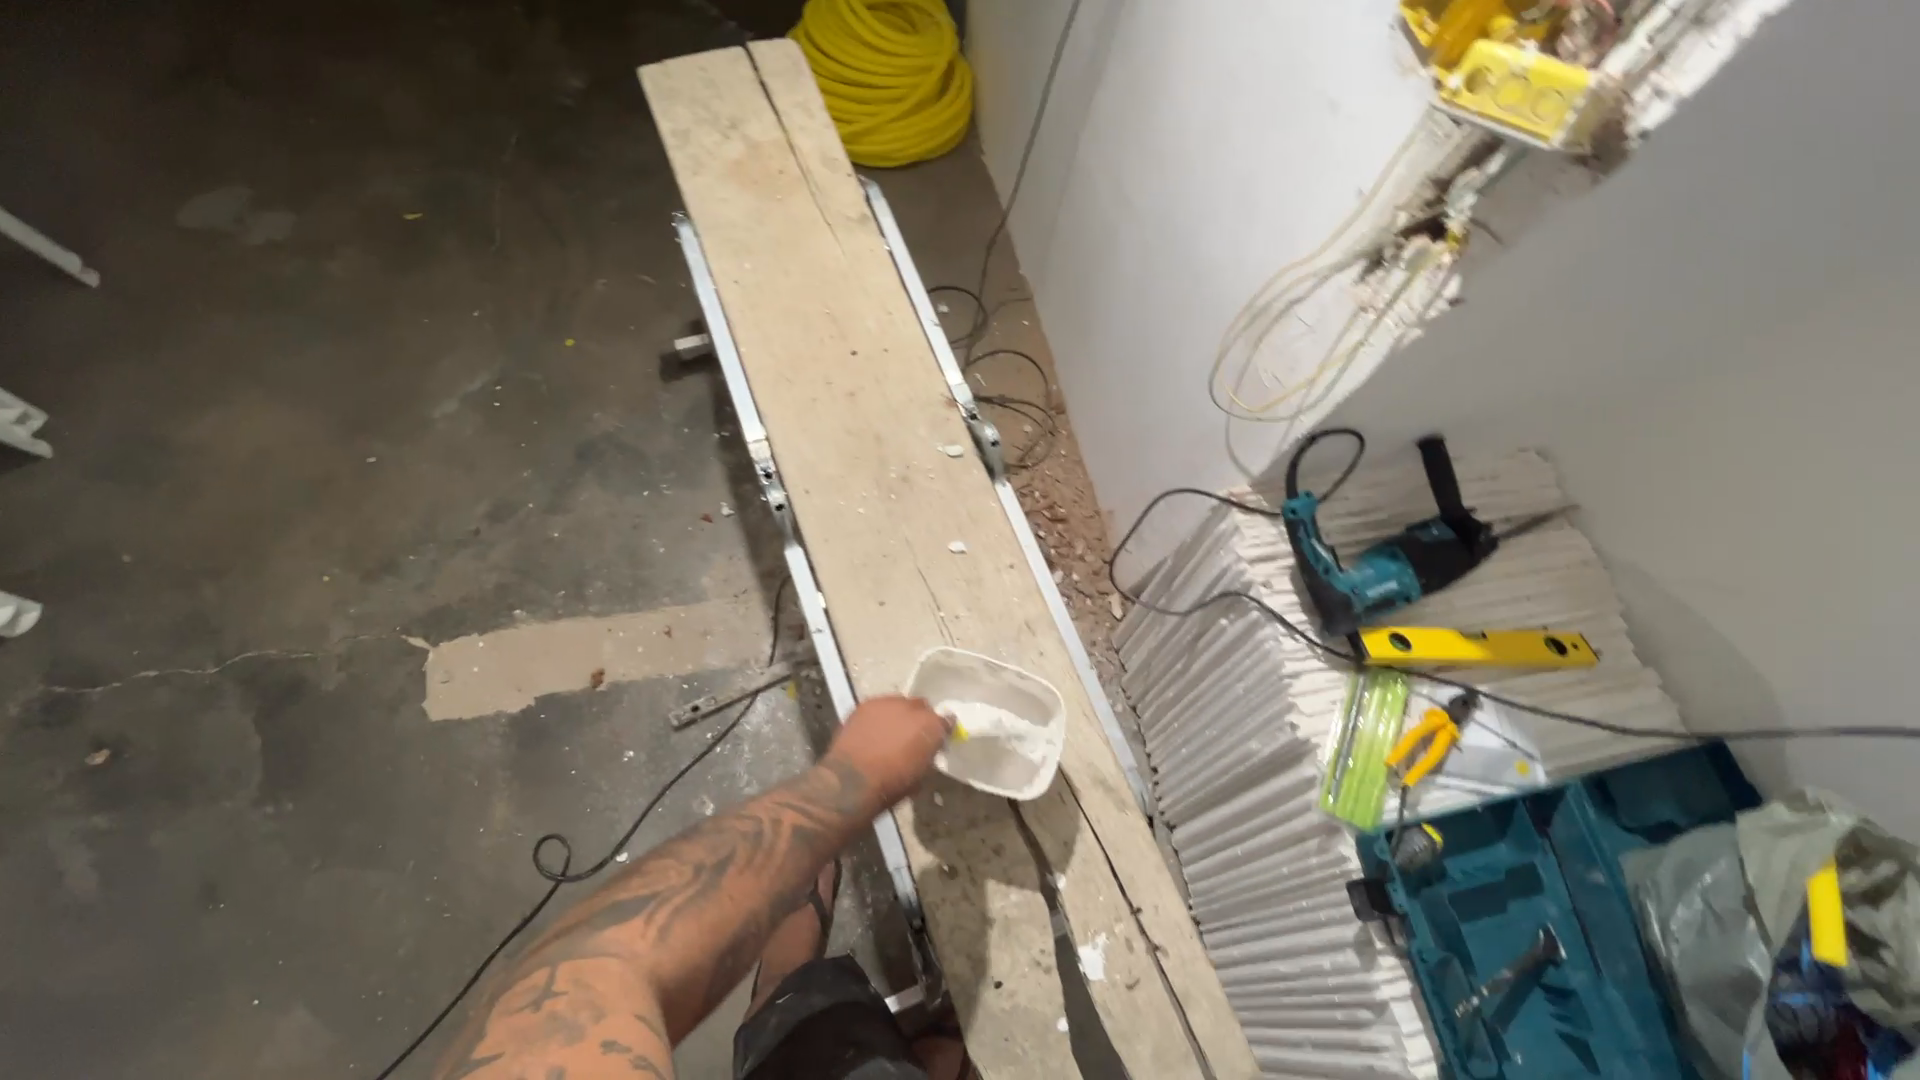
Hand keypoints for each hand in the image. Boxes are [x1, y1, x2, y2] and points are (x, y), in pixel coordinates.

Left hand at [826, 696, 953, 805]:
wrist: (852, 780)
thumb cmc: (891, 785)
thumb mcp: (921, 775)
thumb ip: (927, 755)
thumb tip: (925, 751)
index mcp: (932, 726)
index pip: (947, 721)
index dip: (940, 731)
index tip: (936, 740)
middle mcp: (914, 708)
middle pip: (922, 707)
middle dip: (919, 719)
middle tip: (911, 735)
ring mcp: (888, 702)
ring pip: (899, 703)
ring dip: (898, 715)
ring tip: (888, 732)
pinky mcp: (866, 703)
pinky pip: (878, 706)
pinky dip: (879, 716)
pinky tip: (872, 730)